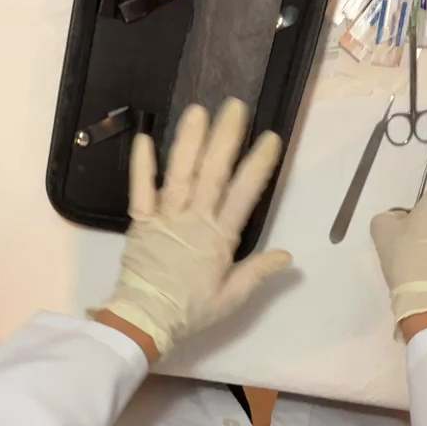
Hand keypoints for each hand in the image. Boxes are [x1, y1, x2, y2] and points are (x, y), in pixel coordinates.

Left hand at [92, 99, 291, 357]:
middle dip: (225, 137)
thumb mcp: (232, 298)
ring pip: (180, 173)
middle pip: (213, 172)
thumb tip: (287, 255)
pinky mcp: (140, 222)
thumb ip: (258, 272)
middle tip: (234, 106)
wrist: (146, 320)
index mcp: (220, 238)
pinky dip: (141, 165)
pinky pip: (140, 190)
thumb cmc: (191, 311)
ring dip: (189, 140)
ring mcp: (165, 218)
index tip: (270, 138)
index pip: (244, 194)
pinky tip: (144, 138)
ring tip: (198, 110)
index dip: (259, 165)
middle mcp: (194, 220)